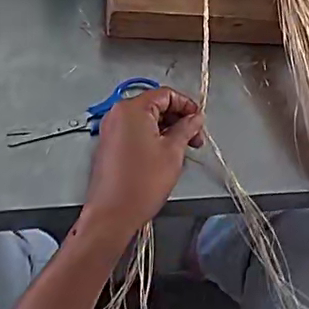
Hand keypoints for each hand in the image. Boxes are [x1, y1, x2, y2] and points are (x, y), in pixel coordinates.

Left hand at [77, 88, 203, 246]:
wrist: (113, 214)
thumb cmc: (140, 184)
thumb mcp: (173, 151)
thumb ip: (187, 128)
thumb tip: (195, 118)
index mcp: (132, 109)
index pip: (166, 94)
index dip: (187, 105)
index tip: (198, 119)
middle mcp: (118, 115)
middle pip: (155, 105)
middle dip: (178, 118)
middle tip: (194, 136)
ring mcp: (111, 130)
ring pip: (146, 119)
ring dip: (167, 129)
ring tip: (183, 148)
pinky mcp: (109, 145)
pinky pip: (135, 132)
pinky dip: (152, 137)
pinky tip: (166, 154)